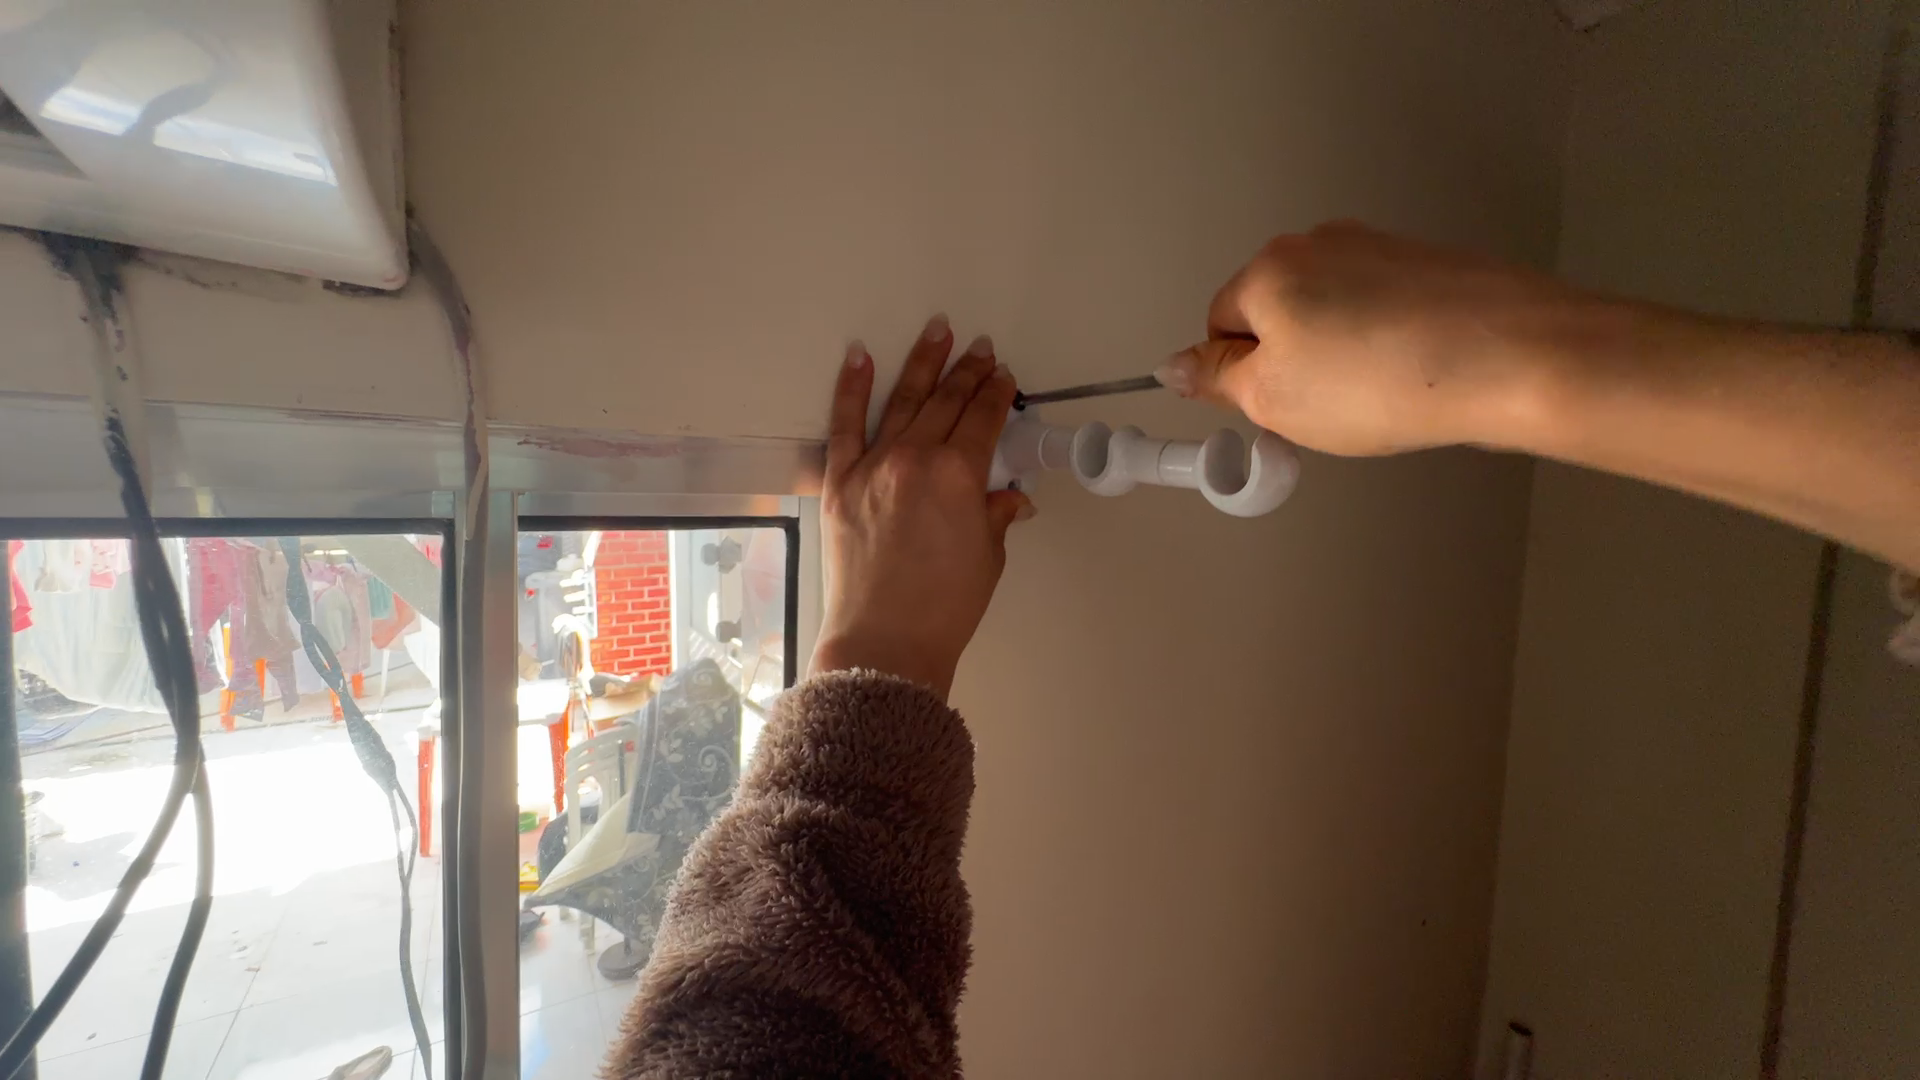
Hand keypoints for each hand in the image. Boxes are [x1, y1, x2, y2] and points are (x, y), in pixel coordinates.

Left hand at [811, 316, 1033, 698]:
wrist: (885, 641)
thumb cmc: (945, 606)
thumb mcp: (987, 557)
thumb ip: (995, 514)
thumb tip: (1008, 497)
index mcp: (959, 475)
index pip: (983, 418)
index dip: (997, 394)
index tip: (1003, 377)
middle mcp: (915, 458)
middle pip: (947, 401)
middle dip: (968, 371)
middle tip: (980, 349)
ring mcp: (872, 467)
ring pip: (902, 401)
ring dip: (923, 364)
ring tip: (937, 330)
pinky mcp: (838, 482)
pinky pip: (844, 426)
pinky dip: (851, 388)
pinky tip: (861, 357)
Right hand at [1158, 221, 1584, 455]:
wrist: (1512, 357)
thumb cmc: (1368, 383)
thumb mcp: (1269, 397)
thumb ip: (1214, 378)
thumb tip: (1171, 366)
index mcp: (1269, 269)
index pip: (1219, 325)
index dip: (1238, 373)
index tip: (1277, 404)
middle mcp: (1319, 241)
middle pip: (1273, 312)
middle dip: (1285, 358)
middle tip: (1321, 404)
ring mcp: (1380, 244)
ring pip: (1327, 310)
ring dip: (1332, 350)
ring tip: (1371, 390)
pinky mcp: (1431, 260)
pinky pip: (1377, 307)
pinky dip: (1378, 339)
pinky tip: (1408, 369)